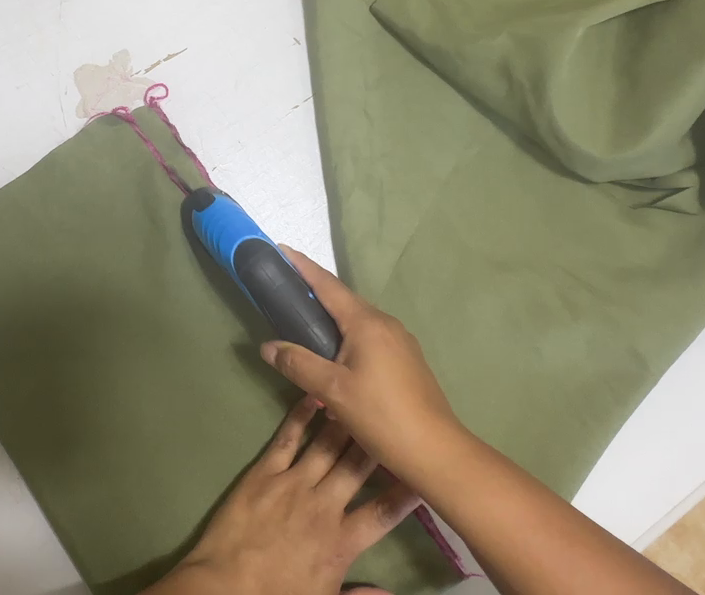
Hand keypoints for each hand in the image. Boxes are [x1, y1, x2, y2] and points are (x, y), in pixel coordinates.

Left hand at [153, 397, 417, 594]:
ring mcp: (293, 483)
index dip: (406, 491)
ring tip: (360, 396)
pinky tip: (313, 394)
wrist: (228, 585)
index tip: (424, 472)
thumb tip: (392, 594)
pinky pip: (287, 438)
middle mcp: (323, 505)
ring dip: (345, 421)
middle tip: (392, 416)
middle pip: (357, 467)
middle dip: (376, 440)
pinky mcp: (265, 471)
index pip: (384, 512)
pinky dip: (300, 415)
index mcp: (341, 541)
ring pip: (326, 445)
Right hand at [260, 249, 467, 486]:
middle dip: (315, 292)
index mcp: (366, 322)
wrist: (437, 453)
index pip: (328, 285)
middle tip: (285, 292)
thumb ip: (298, 364)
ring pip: (357, 321)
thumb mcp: (332, 391)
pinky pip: (369, 338)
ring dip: (331, 318)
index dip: (303, 267)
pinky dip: (347, 337)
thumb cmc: (382, 416)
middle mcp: (386, 324)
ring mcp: (400, 342)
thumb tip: (267, 346)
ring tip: (305, 325)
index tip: (282, 250)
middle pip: (343, 300)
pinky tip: (336, 358)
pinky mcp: (407, 361)